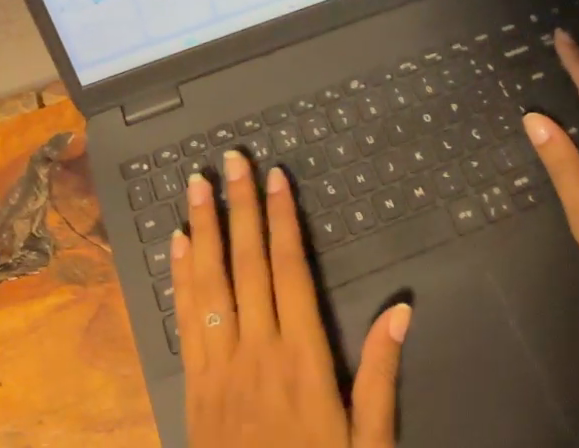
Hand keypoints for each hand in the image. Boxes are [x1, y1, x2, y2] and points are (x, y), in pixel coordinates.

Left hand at [172, 149, 413, 447]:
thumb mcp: (367, 442)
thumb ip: (380, 375)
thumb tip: (401, 310)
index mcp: (303, 357)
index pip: (289, 270)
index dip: (282, 219)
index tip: (276, 178)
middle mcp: (257, 349)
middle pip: (246, 263)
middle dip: (239, 206)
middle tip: (231, 159)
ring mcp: (219, 364)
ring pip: (209, 281)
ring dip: (203, 227)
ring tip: (197, 183)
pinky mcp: (194, 383)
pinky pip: (186, 318)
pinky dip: (181, 274)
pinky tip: (177, 241)